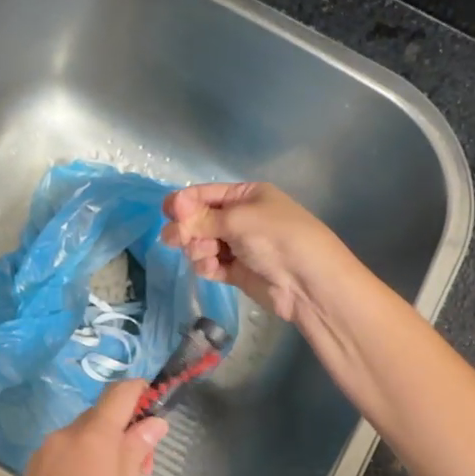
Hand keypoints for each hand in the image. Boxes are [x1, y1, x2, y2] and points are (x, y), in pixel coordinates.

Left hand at [0, 381, 168, 475]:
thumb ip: (136, 455)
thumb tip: (152, 423)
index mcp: (91, 437)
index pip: (118, 394)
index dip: (140, 392)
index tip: (157, 402)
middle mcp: (62, 436)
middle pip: (99, 416)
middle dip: (125, 430)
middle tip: (145, 467)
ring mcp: (42, 455)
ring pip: (81, 437)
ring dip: (104, 449)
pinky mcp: (31, 474)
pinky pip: (65, 455)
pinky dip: (84, 462)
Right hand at [159, 181, 339, 323]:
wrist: (307, 281)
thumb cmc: (277, 238)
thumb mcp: (238, 220)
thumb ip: (202, 218)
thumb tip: (171, 208)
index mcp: (245, 196)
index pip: (205, 194)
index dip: (184, 202)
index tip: (167, 213)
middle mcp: (240, 218)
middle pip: (198, 220)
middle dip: (187, 229)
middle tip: (175, 239)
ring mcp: (238, 246)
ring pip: (201, 244)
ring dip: (197, 249)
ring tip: (207, 256)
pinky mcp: (236, 271)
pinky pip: (210, 264)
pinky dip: (206, 266)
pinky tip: (211, 268)